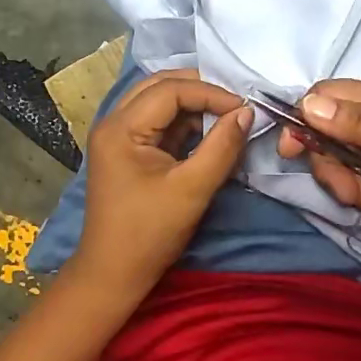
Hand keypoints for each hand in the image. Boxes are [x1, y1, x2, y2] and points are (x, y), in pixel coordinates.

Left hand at [74, 69, 252, 296]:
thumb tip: (247, 112)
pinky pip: (157, 122)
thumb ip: (221, 147)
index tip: (245, 108)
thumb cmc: (149, 233)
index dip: (210, 93)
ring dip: (193, 104)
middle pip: (159, 86)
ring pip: (158, 101)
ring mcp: (117, 135)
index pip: (169, 90)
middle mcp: (113, 122)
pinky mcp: (126, 150)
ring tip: (228, 114)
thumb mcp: (192, 189)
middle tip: (236, 101)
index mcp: (120, 127)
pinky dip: (184, 122)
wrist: (113, 274)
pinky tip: (209, 131)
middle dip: (200, 89)